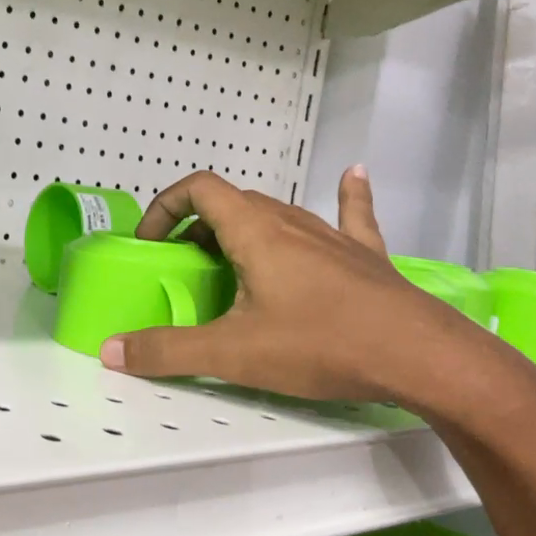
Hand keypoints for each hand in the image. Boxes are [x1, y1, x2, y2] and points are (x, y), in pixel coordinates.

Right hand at [101, 166, 522, 405]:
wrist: (426, 359)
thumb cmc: (322, 345)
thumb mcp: (232, 354)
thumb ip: (167, 351)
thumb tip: (110, 351)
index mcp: (255, 232)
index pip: (198, 189)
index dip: (165, 207)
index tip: (152, 244)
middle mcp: (292, 222)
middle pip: (233, 203)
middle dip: (197, 226)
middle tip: (185, 267)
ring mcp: (335, 237)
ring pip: (278, 212)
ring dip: (245, 225)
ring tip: (229, 252)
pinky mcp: (368, 257)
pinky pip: (352, 215)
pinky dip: (347, 195)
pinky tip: (354, 175)